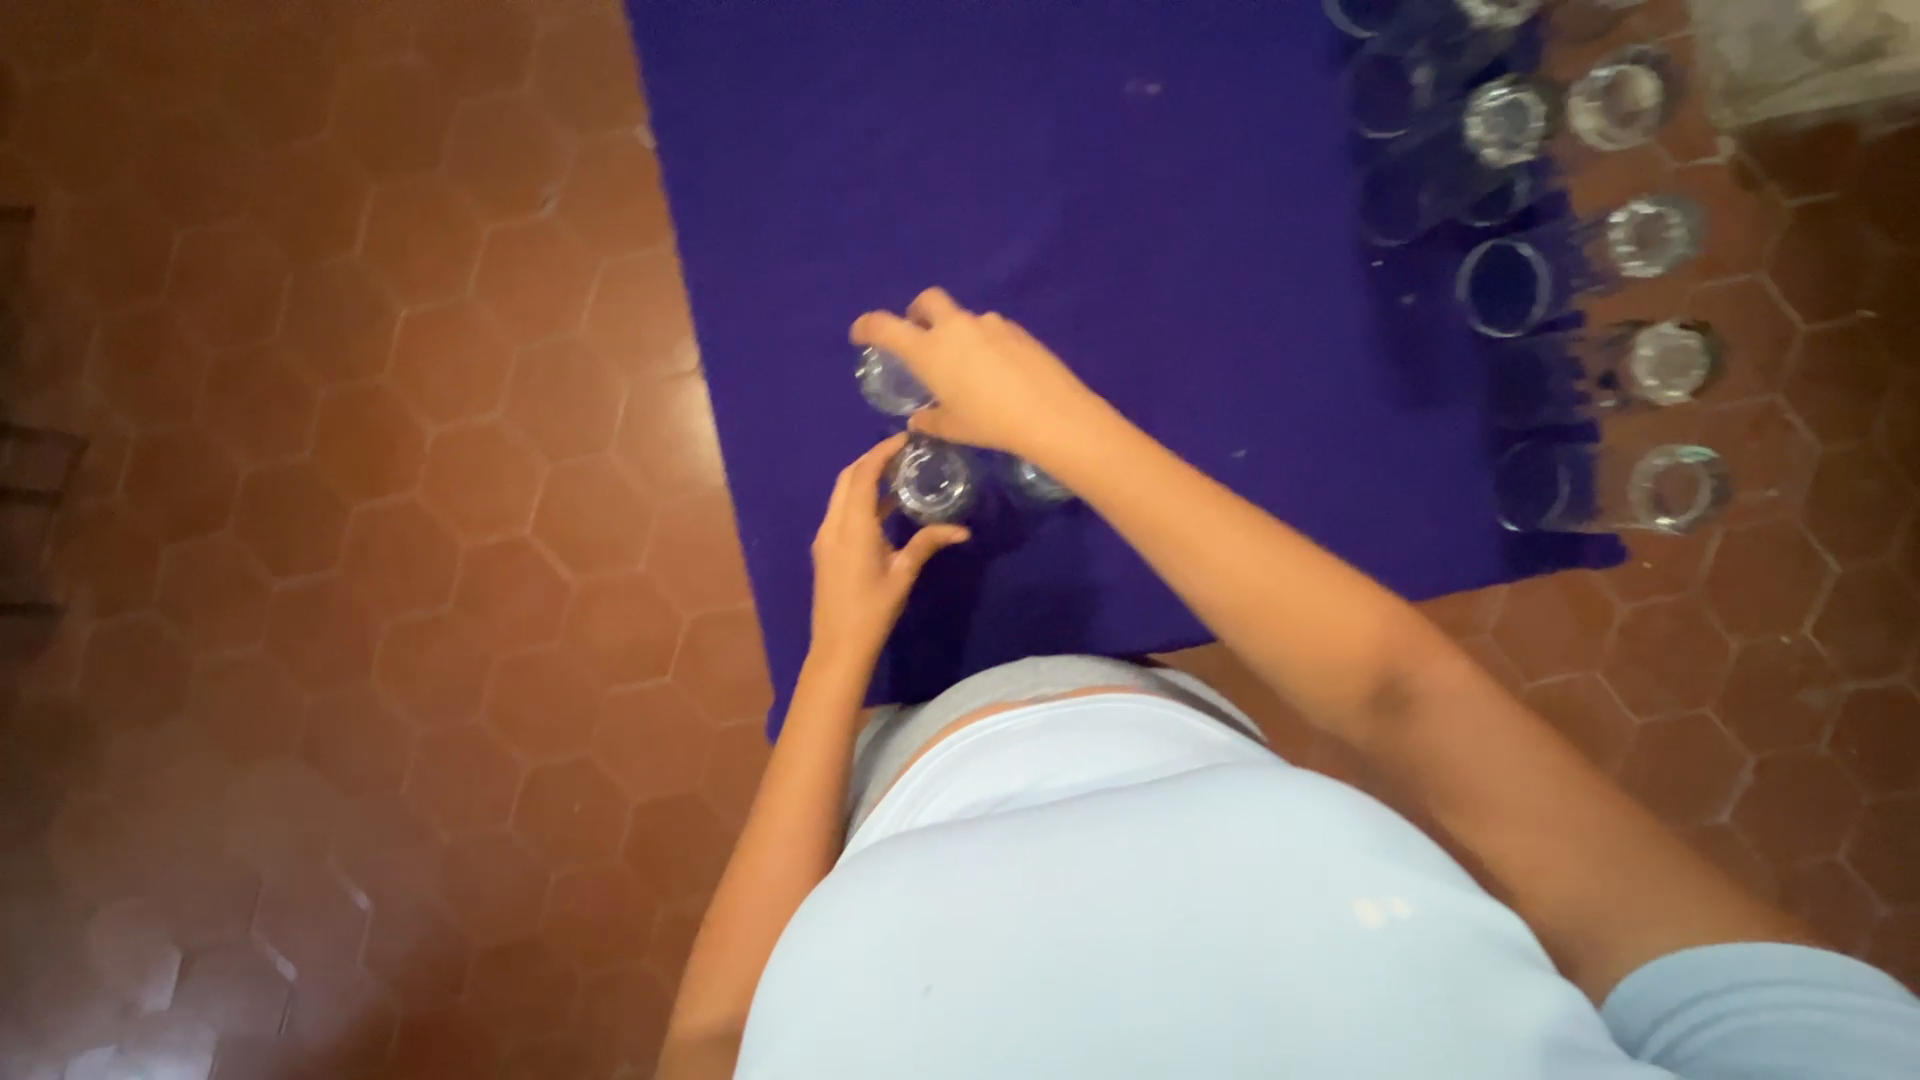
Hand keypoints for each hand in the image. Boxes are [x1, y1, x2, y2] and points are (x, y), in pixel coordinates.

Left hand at [809, 433, 970, 664]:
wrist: (838, 645)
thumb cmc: (873, 611)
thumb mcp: (904, 574)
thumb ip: (928, 544)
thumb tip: (962, 530)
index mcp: (852, 527)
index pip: (863, 474)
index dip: (882, 452)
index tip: (905, 439)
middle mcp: (833, 525)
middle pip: (848, 477)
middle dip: (872, 459)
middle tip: (903, 453)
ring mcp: (825, 537)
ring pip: (842, 493)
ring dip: (865, 478)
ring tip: (898, 473)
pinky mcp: (825, 548)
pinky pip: (841, 510)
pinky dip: (859, 498)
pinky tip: (885, 506)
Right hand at [849, 288, 1107, 462]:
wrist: (1051, 414)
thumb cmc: (991, 423)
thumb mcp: (954, 428)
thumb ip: (931, 421)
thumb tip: (919, 420)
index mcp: (929, 350)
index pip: (885, 326)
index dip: (867, 326)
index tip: (861, 333)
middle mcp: (955, 328)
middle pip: (927, 300)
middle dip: (917, 312)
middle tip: (918, 334)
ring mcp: (989, 324)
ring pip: (963, 317)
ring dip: (956, 331)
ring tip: (965, 365)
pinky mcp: (1016, 330)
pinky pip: (990, 329)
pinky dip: (983, 342)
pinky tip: (996, 371)